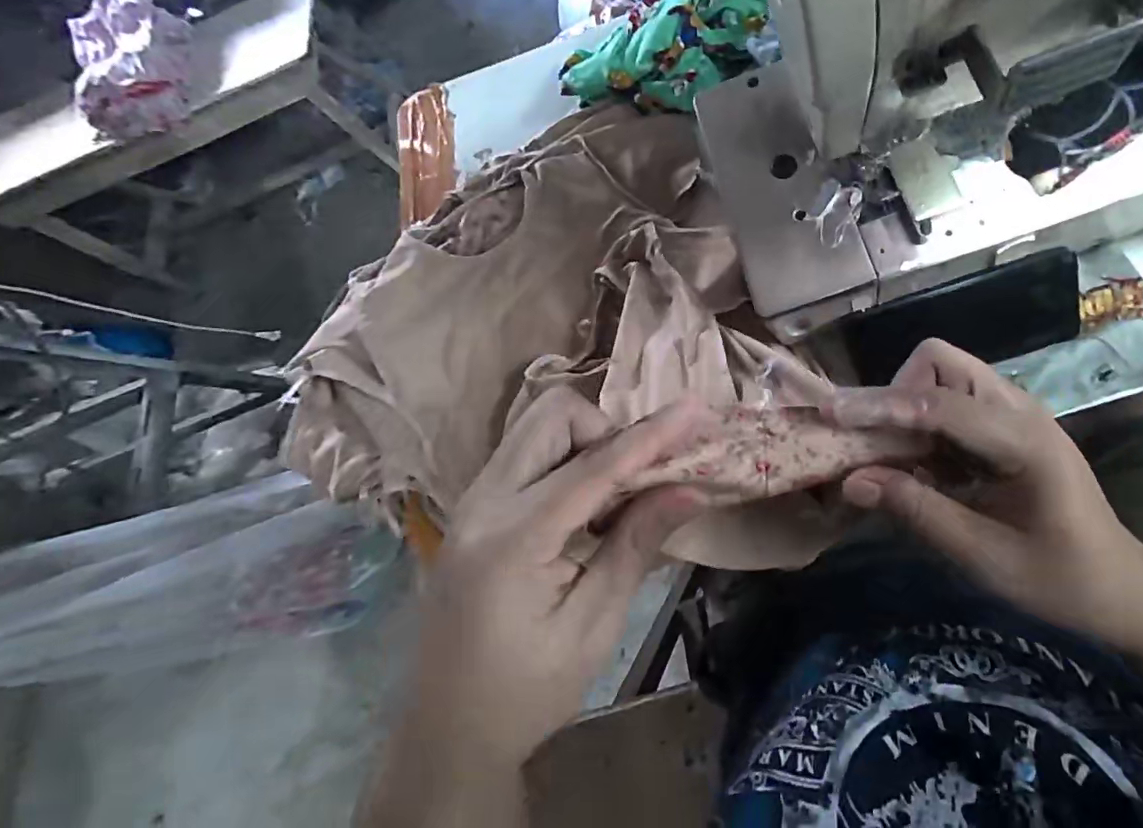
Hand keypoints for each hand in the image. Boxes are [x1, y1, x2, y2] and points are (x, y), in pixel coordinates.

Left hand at [406, 391, 713, 763]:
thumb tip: (691, 489)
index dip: (650, 434)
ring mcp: (471, 502)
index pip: (593, 466)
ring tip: (614, 496)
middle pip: (552, 416)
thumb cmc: (526, 692)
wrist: (446, 735)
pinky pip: (528, 450)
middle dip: (607, 430)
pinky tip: (585, 509)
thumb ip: (637, 544)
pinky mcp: (474, 507)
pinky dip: (569, 457)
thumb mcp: (594, 625)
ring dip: (588, 441)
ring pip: (538, 425)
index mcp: (510, 542)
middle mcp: (481, 505)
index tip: (696, 408)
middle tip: (638, 479)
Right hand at [827, 339, 1142, 646]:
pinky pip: (955, 399)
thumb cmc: (1061, 581)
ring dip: (909, 404)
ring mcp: (1017, 411)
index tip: (832, 414)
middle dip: (897, 392)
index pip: (939, 403)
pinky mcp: (1009, 424)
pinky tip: (921, 465)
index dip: (881, 407)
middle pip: (941, 360)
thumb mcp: (985, 557)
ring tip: (891, 456)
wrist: (1122, 587)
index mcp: (1023, 439)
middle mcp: (1019, 408)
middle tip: (874, 444)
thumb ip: (919, 512)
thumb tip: (853, 481)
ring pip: (946, 373)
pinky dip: (926, 421)